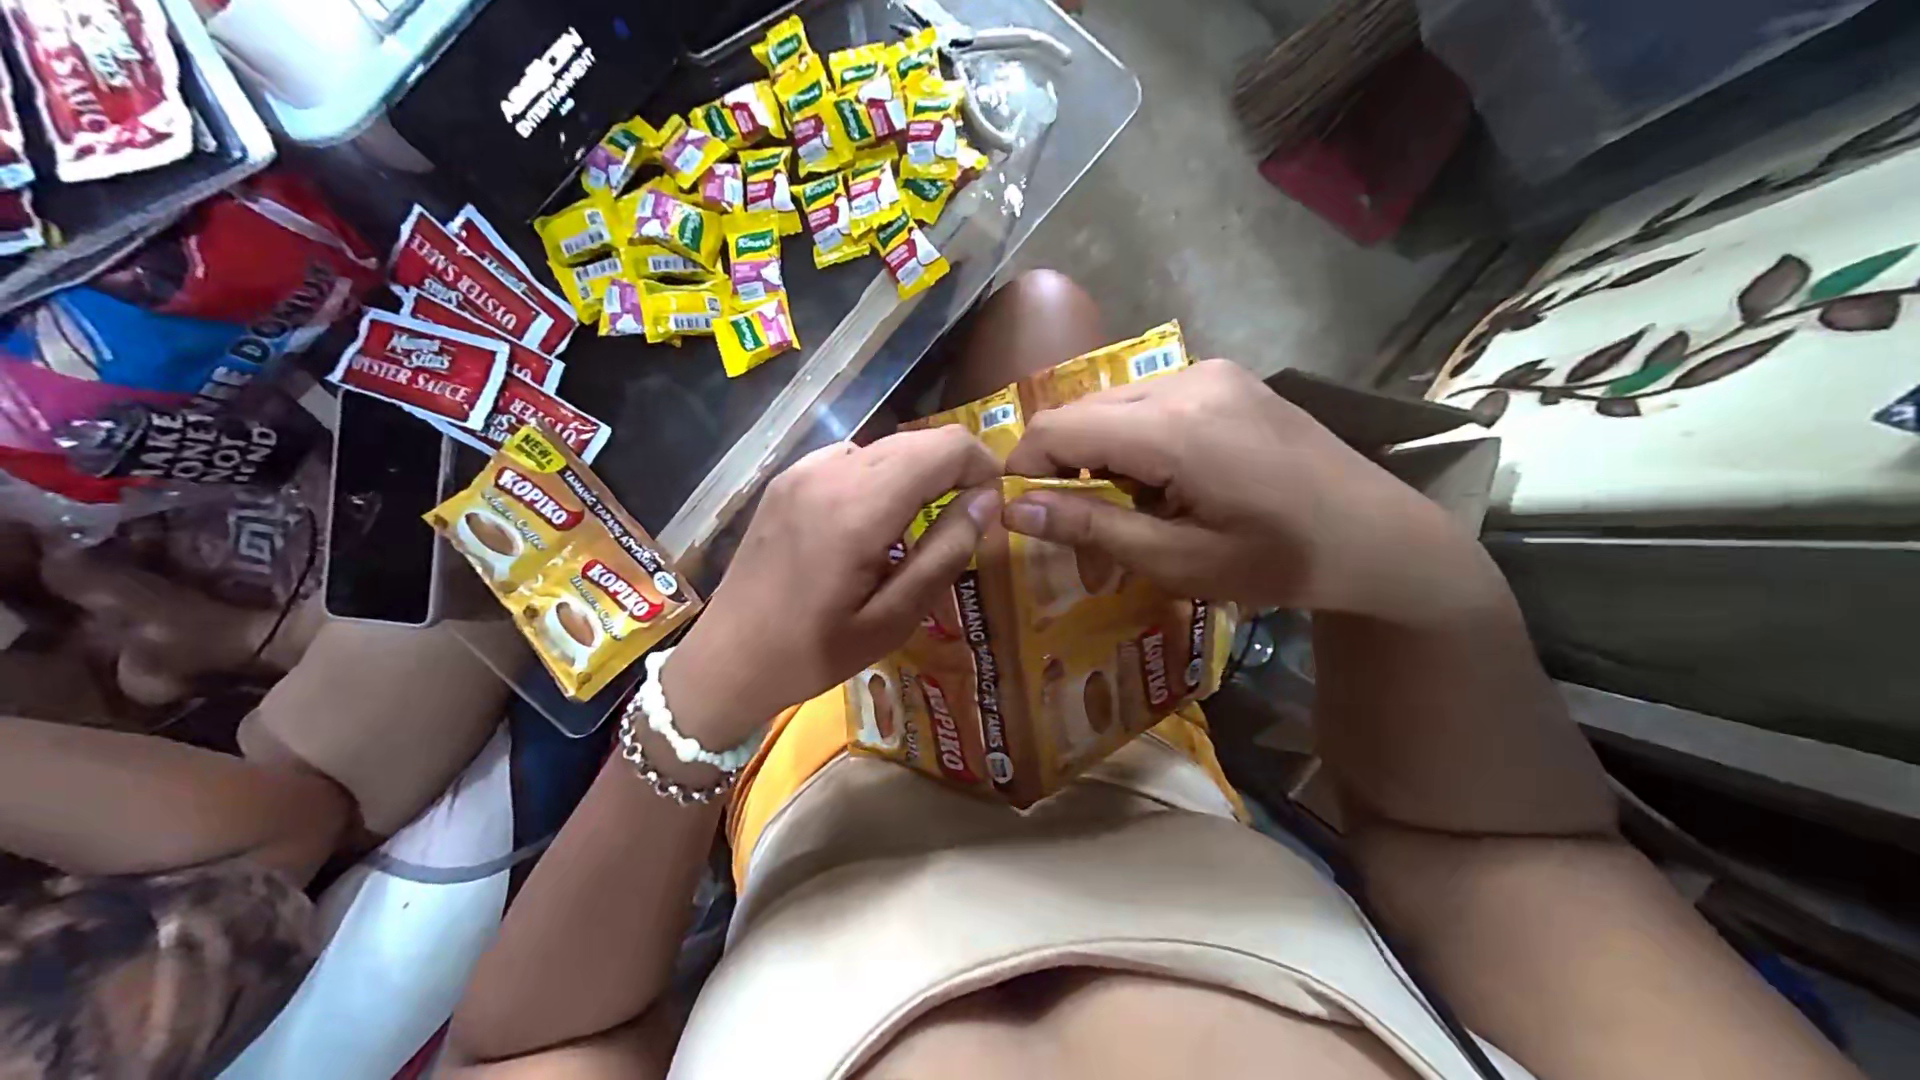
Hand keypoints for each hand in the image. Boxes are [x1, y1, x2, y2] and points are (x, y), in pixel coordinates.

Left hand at [664, 427, 1000, 746]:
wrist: (727, 658)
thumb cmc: (815, 652)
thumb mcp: (894, 618)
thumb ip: (945, 552)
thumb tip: (988, 501)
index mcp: (859, 507)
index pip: (945, 447)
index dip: (982, 465)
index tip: (992, 503)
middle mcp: (830, 472)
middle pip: (918, 440)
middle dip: (953, 469)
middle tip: (965, 518)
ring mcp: (802, 470)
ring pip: (887, 446)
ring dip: (917, 474)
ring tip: (918, 526)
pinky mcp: (786, 479)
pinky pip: (853, 459)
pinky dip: (879, 477)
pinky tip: (870, 522)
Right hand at [1002, 359, 1498, 622]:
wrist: (1380, 536)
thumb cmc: (1279, 562)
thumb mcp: (1178, 561)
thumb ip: (1091, 528)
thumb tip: (1013, 509)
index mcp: (1174, 427)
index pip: (1057, 427)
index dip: (1024, 467)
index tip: (1022, 512)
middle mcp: (1187, 379)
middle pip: (1083, 412)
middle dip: (1064, 468)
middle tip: (1080, 527)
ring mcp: (1211, 372)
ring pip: (1114, 405)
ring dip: (1100, 456)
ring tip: (1130, 510)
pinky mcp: (1227, 377)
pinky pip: (1150, 401)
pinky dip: (1134, 441)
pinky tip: (1165, 481)